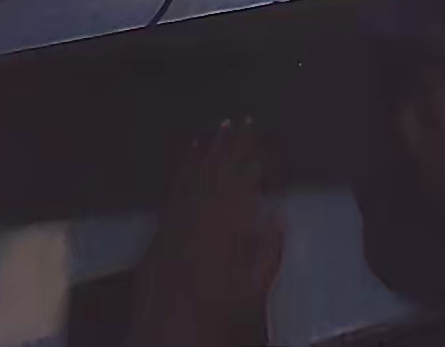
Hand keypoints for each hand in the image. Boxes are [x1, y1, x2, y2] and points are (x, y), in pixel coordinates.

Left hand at [127, 120, 283, 346]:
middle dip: (235, 142)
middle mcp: (206, 210)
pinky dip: (186, 161)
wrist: (168, 328)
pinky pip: (178, 180)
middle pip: (223, 167)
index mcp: (230, 225)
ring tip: (223, 124)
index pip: (245, 179)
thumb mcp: (253, 291)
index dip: (253, 154)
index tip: (261, 135)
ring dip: (213, 146)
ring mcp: (183, 211)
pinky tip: (191, 147)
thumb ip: (268, 254)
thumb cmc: (216, 313)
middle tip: (245, 119)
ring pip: (200, 169)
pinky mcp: (165, 218)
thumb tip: (279, 218)